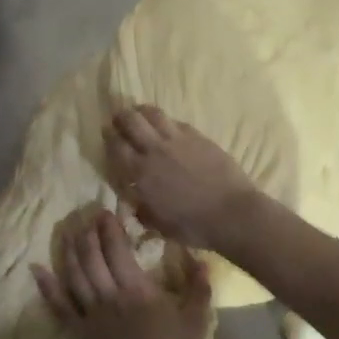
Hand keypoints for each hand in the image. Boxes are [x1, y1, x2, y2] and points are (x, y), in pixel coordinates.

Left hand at [32, 209, 211, 338]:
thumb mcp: (196, 321)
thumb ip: (199, 287)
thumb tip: (202, 258)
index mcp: (136, 290)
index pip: (117, 249)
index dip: (110, 227)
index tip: (107, 211)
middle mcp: (108, 297)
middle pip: (91, 257)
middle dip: (88, 233)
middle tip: (88, 216)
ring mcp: (90, 315)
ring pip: (74, 275)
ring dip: (70, 251)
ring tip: (70, 232)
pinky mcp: (80, 333)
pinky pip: (59, 306)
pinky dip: (47, 287)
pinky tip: (37, 269)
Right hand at [106, 105, 262, 250]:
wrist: (231, 213)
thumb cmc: (193, 226)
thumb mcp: (159, 224)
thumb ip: (144, 210)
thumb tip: (137, 203)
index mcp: (140, 173)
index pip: (115, 147)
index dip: (108, 138)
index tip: (106, 136)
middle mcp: (155, 150)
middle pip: (130, 121)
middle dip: (120, 117)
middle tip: (118, 119)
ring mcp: (178, 139)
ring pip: (153, 114)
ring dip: (142, 111)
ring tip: (139, 114)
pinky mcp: (198, 136)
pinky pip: (176, 122)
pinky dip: (166, 122)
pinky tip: (168, 127)